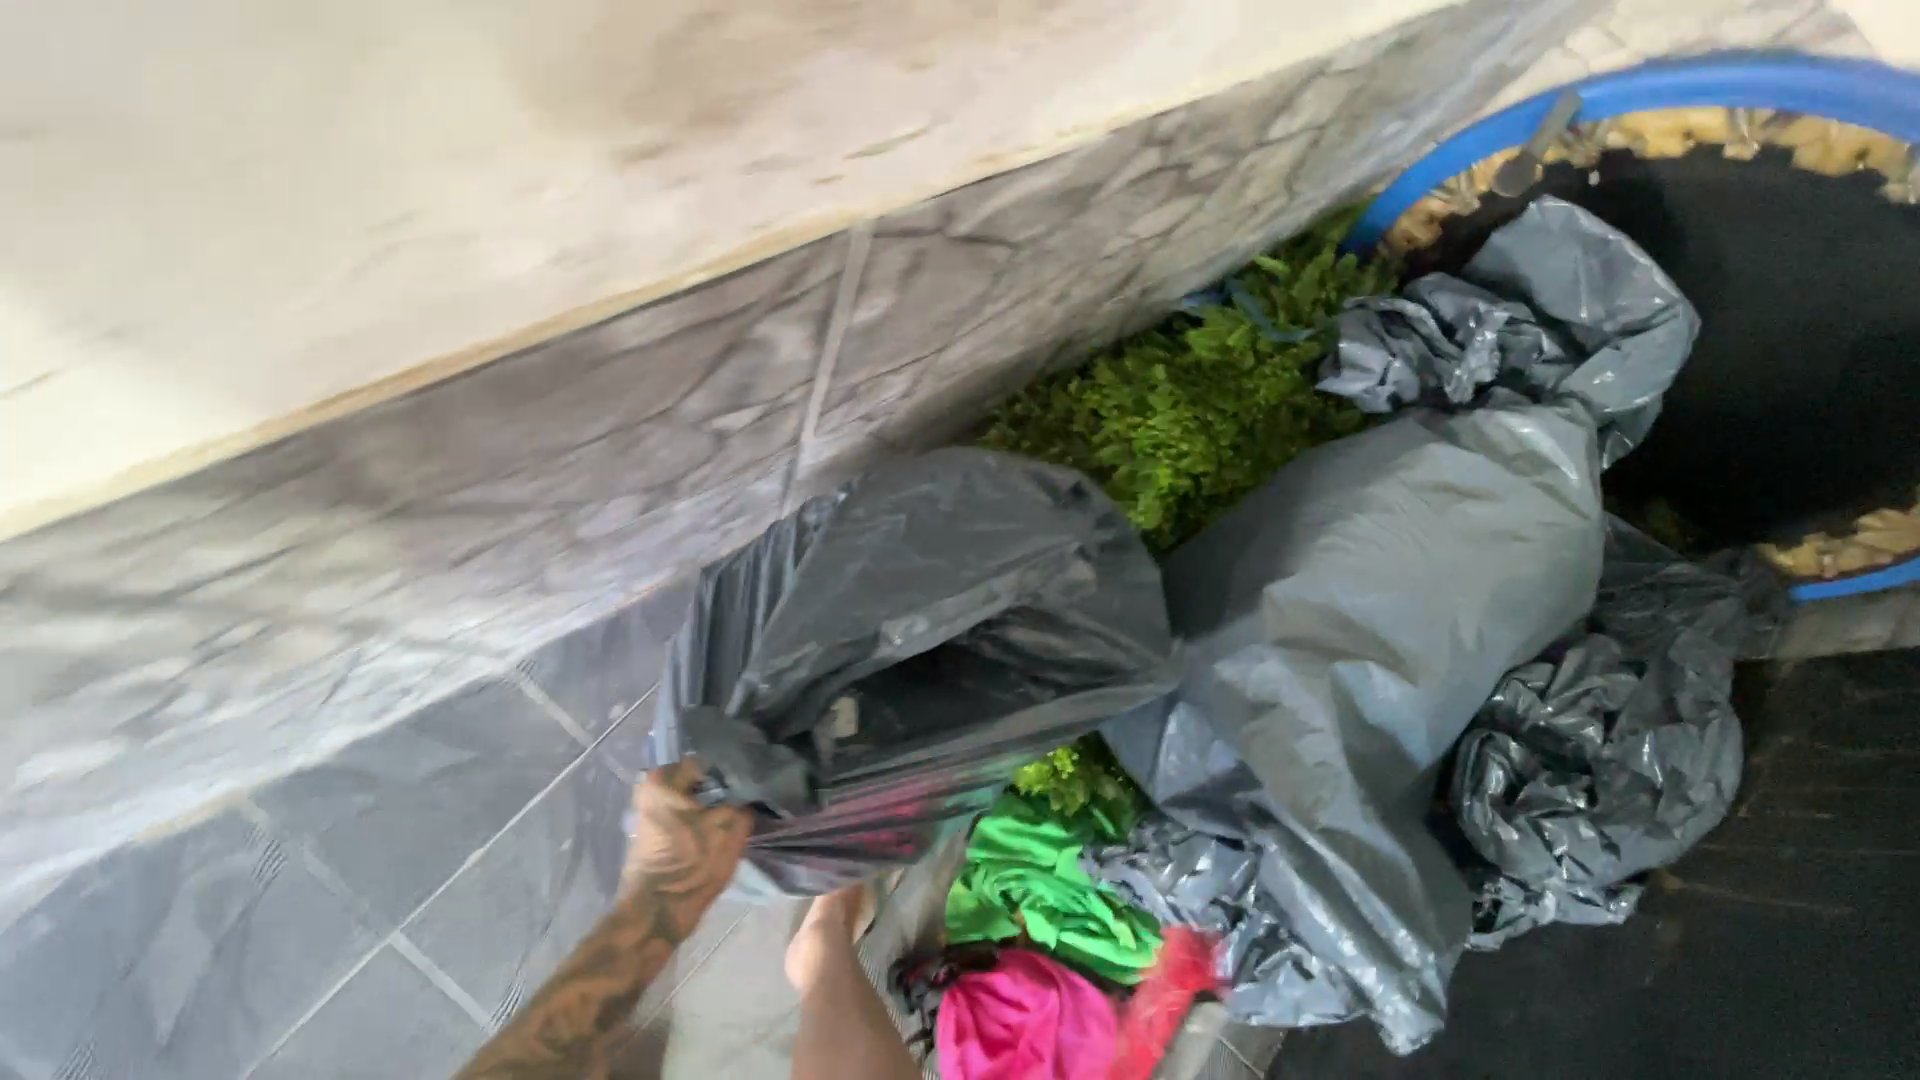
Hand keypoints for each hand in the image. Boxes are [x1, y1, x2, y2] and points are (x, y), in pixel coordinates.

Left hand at [454, 759, 751, 1078]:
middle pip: (701, 779)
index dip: (736, 770)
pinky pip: (686, 816)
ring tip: (741, 811)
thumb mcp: (730, 829)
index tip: (756, 780)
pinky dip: (702, 819)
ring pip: (694, 799)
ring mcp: (649, 811)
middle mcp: (650, 788)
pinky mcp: (654, 833)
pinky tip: (722, 828)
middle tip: (751, 796)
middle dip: (724, 787)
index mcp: (663, 778)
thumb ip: (743, 802)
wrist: (656, 915)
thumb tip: (753, 790)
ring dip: (714, 805)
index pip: (710, 760)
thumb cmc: (690, 866)